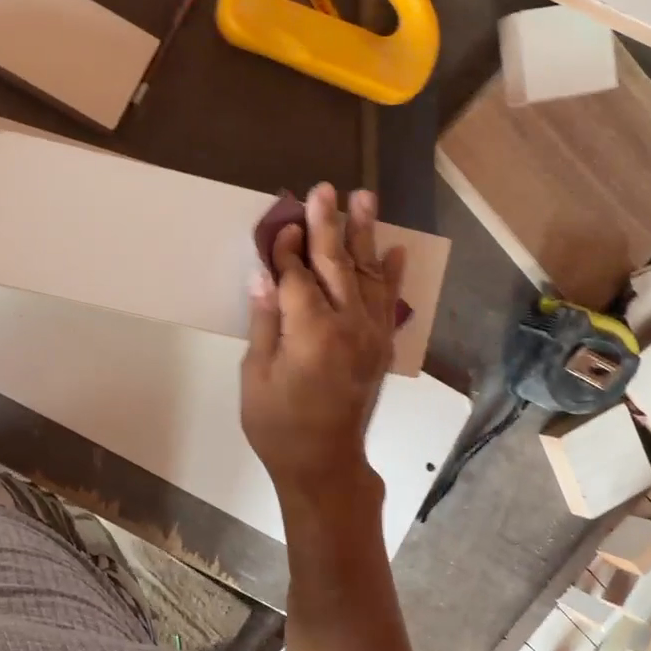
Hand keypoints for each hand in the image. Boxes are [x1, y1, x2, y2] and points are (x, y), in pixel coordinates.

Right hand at [241, 184, 403, 504]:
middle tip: (323, 188)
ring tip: (363, 198)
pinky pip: (389, 300)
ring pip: (367, 274)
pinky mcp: (379, 344)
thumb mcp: (256, 375)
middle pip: (336, 264)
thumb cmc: (277, 423)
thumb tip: (263, 276)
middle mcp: (348, 325)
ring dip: (363, 234)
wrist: (323, 462)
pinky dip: (392, 273)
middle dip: (326, 225)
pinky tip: (393, 248)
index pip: (297, 277)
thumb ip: (265, 323)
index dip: (285, 250)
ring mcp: (370, 333)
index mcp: (311, 333)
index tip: (279, 223)